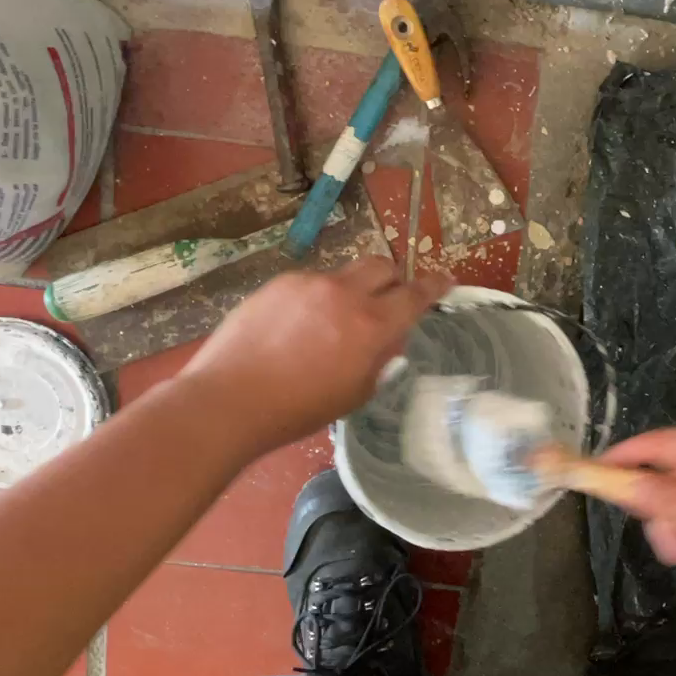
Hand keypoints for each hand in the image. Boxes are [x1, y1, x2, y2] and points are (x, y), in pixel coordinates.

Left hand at [178, 258, 451, 447]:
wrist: (230, 400)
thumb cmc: (299, 409)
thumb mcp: (356, 393)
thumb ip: (380, 358)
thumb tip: (388, 339)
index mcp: (371, 325)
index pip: (415, 295)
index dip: (435, 286)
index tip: (446, 280)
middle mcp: (344, 293)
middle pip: (382, 265)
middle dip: (393, 279)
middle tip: (388, 300)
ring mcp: (308, 283)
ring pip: (344, 274)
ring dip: (351, 291)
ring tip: (331, 324)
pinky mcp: (278, 283)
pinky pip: (310, 283)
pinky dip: (317, 298)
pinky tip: (296, 328)